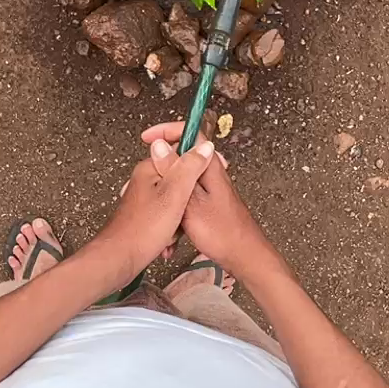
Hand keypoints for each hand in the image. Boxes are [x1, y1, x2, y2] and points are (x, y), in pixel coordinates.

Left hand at [90, 134, 218, 279]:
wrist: (119, 259)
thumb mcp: (174, 193)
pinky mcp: (146, 214)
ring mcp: (145, 197)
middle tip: (190, 210)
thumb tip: (204, 146)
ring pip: (176, 199)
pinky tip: (169, 240)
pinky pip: (168, 215)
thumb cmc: (142, 229)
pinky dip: (172, 227)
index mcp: (151, 168)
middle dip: (190, 197)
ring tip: (177, 229)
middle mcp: (146, 179)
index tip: (207, 177)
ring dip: (182, 216)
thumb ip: (189, 167)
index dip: (198, 164)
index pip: (181, 152)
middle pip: (181, 178)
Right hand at [139, 123, 284, 282]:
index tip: (147, 137)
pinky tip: (170, 231)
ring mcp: (209, 188)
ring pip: (180, 180)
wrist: (244, 257)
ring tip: (156, 212)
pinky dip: (174, 210)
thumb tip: (159, 146)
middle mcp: (210, 172)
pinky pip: (184, 198)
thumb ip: (175, 172)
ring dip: (166, 194)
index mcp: (209, 166)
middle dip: (160, 168)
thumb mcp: (191, 202)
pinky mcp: (207, 203)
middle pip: (180, 157)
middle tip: (144, 179)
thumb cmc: (223, 233)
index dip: (166, 131)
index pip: (188, 133)